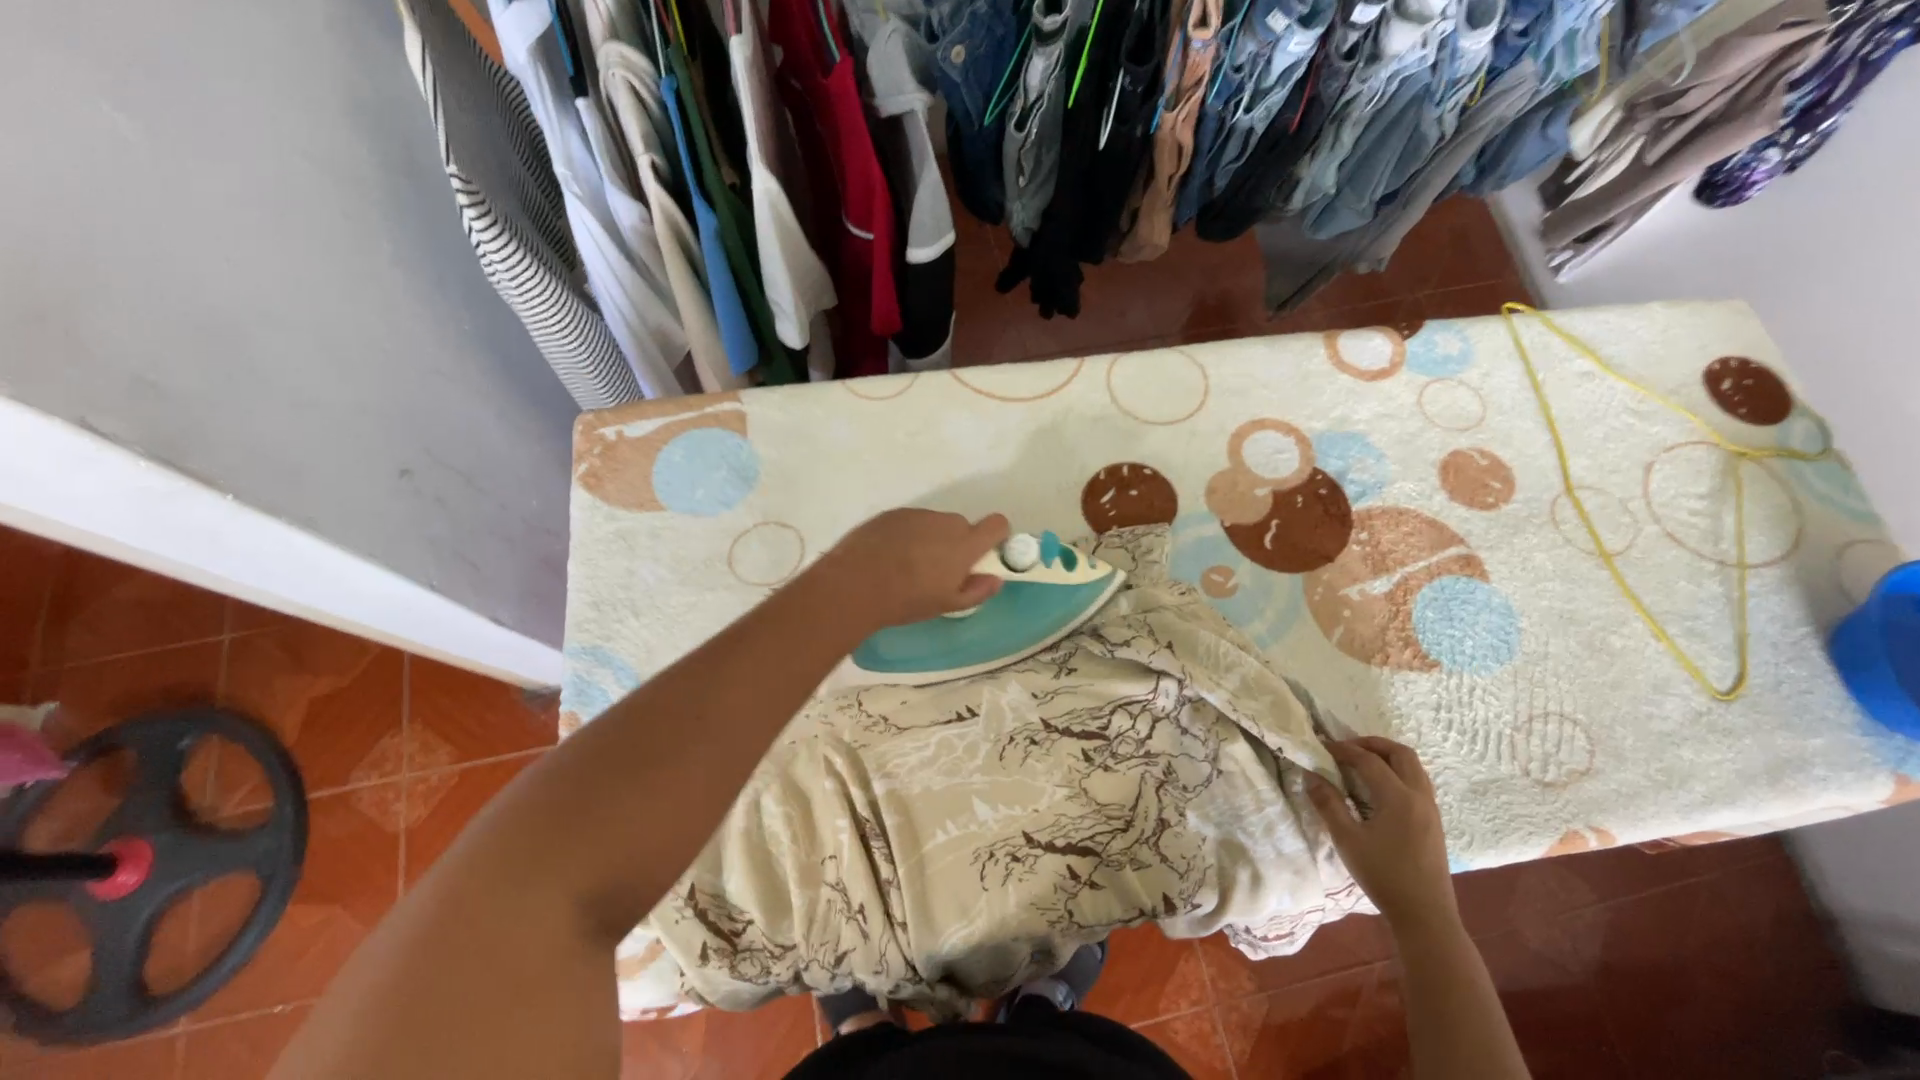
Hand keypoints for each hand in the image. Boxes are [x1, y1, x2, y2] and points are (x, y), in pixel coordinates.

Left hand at [818, 509, 1010, 629]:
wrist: (854, 584)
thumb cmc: (907, 599)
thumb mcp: (946, 604)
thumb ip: (977, 590)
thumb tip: (995, 579)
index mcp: (964, 544)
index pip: (997, 524)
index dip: (996, 536)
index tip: (984, 554)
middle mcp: (944, 522)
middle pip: (963, 526)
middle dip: (958, 544)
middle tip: (939, 570)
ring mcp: (916, 515)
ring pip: (935, 524)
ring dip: (931, 539)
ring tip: (908, 565)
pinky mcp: (891, 514)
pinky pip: (910, 522)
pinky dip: (907, 535)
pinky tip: (889, 556)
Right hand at [1305, 737, 1458, 936]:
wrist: (1424, 914)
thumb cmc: (1383, 876)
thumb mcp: (1347, 840)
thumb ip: (1328, 804)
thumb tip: (1311, 776)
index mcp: (1399, 798)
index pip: (1369, 761)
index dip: (1344, 750)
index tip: (1322, 747)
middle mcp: (1420, 796)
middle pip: (1401, 754)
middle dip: (1373, 744)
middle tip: (1347, 748)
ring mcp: (1431, 809)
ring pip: (1414, 767)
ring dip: (1388, 758)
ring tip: (1363, 764)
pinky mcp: (1435, 822)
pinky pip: (1419, 783)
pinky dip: (1399, 773)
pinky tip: (1380, 790)